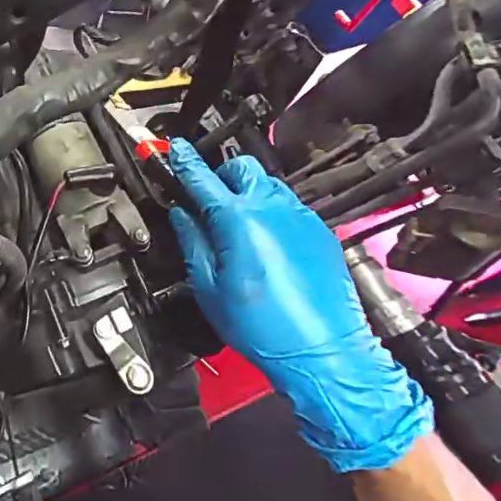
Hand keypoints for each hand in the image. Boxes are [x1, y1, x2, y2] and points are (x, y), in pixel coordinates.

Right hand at [165, 139, 430, 471]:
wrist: (323, 350)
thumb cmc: (267, 329)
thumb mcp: (210, 289)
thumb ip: (193, 242)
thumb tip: (183, 217)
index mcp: (238, 220)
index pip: (202, 177)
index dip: (184, 161)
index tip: (176, 151)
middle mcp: (272, 207)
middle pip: (240, 166)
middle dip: (221, 176)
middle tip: (208, 200)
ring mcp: (299, 215)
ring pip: (267, 184)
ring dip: (248, 195)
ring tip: (239, 229)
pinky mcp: (318, 228)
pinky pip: (289, 206)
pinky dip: (272, 214)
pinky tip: (267, 245)